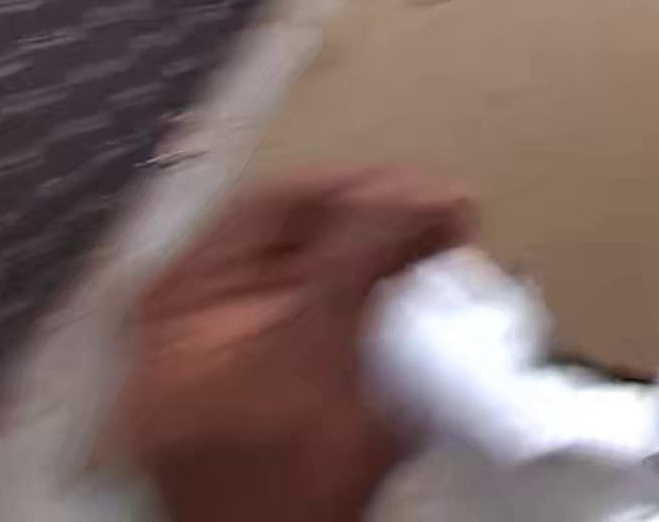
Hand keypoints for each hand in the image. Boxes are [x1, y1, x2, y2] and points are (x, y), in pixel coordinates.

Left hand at [120, 166, 475, 521]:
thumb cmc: (277, 471)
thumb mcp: (304, 363)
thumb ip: (350, 267)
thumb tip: (413, 187)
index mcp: (197, 293)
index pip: (284, 200)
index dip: (361, 187)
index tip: (429, 195)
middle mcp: (241, 289)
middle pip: (333, 215)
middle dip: (401, 213)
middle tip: (458, 219)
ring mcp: (291, 305)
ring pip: (367, 239)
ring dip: (419, 235)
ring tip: (461, 241)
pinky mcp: (338, 321)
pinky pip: (385, 270)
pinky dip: (422, 263)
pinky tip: (452, 265)